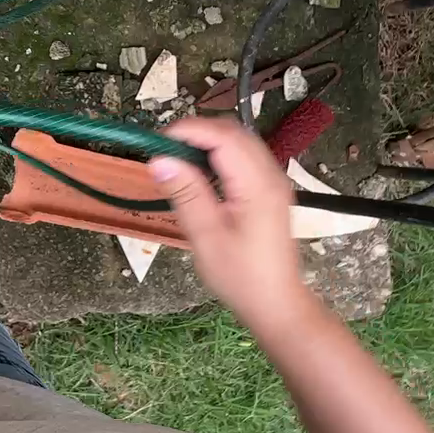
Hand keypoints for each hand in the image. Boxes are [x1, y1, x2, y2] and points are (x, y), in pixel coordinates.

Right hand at [149, 118, 322, 331]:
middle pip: (234, 132)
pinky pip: (244, 156)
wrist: (275, 301)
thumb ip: (185, 193)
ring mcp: (273, 182)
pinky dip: (218, 153)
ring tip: (176, 157)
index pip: (223, 138)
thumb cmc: (240, 275)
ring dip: (207, 140)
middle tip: (163, 148)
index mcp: (257, 186)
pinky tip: (199, 171)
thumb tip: (159, 160)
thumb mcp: (206, 236)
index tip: (157, 142)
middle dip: (197, 131)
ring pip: (240, 141)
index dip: (189, 131)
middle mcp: (270, 176)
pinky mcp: (269, 190)